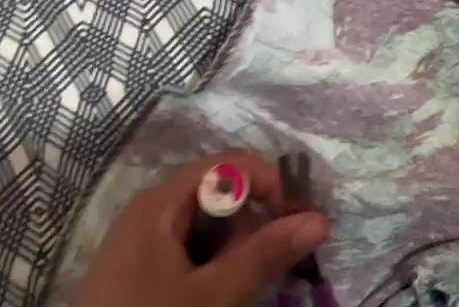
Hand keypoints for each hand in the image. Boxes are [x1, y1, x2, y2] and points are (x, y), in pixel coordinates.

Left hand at [75, 149, 328, 306]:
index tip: (295, 225)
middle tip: (273, 266)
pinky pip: (188, 249)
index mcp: (161, 201)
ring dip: (235, 249)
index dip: (269, 185)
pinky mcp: (138, 269)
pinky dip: (213, 264)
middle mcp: (150, 209)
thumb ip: (264, 256)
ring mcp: (141, 240)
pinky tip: (218, 294)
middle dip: (253, 224)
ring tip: (241, 287)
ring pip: (206, 225)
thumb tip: (320, 221)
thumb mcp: (210, 297)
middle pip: (219, 194)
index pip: (231, 164)